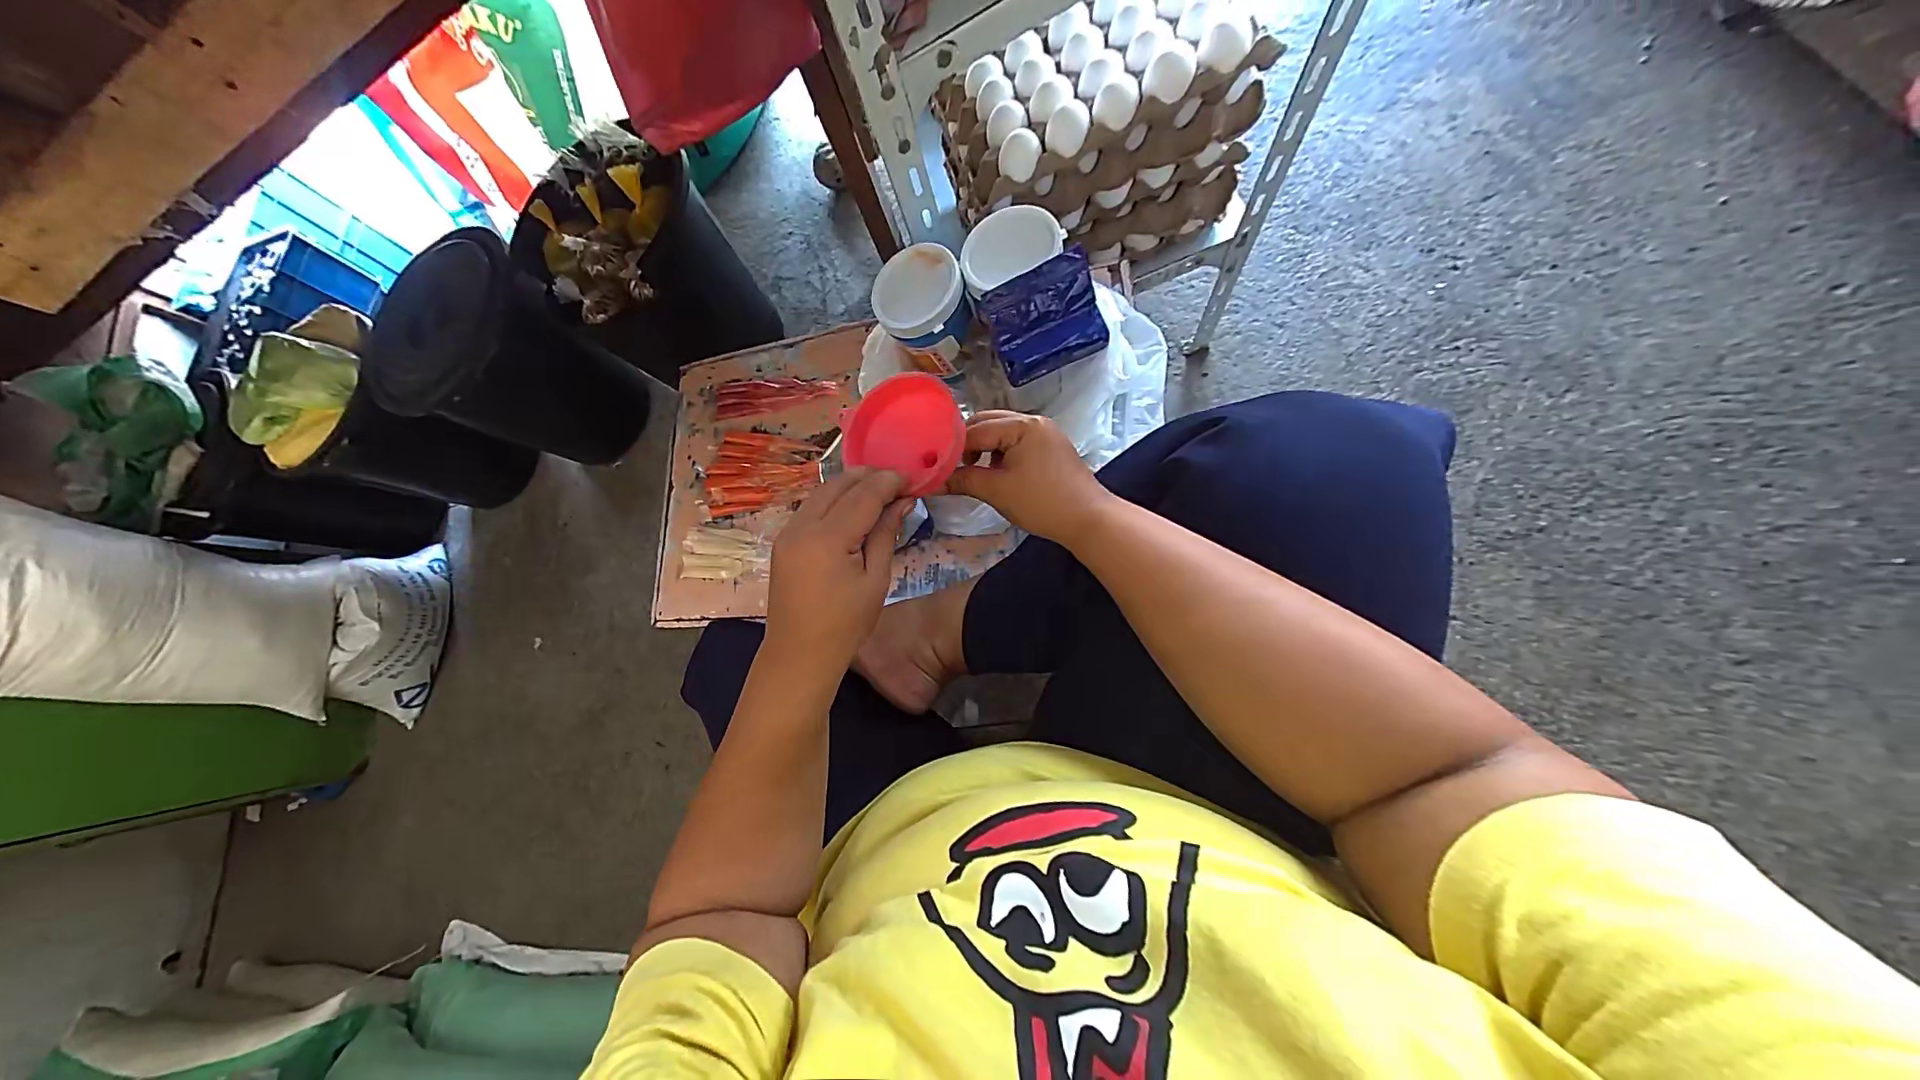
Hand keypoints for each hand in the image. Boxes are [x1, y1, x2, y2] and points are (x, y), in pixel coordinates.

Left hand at [764, 467, 911, 671]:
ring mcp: (787, 533)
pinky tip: (851, 505)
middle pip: (838, 485)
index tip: (911, 478)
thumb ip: (885, 534)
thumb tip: (902, 502)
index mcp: (827, 540)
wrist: (799, 654)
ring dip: (849, 485)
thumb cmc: (845, 625)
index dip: (889, 483)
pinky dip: (832, 499)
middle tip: (897, 479)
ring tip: (878, 488)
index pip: (863, 496)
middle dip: (869, 477)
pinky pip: (810, 507)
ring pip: (820, 492)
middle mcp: (802, 528)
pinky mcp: (782, 541)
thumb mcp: (876, 580)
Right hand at [943, 411, 1114, 545]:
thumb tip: (933, 482)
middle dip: (966, 445)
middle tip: (949, 467)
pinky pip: (1016, 444)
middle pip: (988, 424)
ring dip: (982, 450)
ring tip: (970, 473)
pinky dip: (999, 455)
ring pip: (1001, 434)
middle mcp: (1034, 421)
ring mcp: (1044, 434)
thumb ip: (963, 480)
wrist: (1088, 519)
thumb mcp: (997, 491)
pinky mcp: (1049, 448)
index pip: (975, 429)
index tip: (933, 463)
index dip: (952, 446)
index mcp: (1022, 425)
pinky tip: (993, 474)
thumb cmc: (1042, 502)